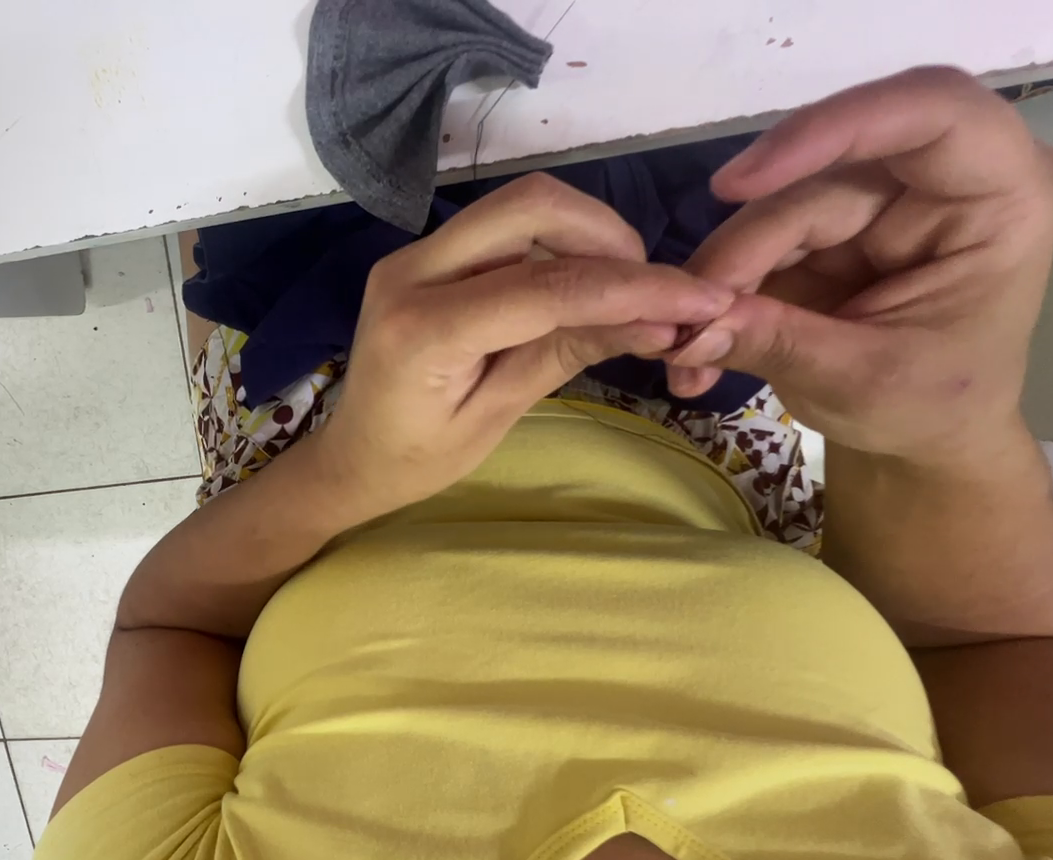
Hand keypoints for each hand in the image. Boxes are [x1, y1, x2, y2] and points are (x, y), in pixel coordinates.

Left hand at [311, 173, 736, 514]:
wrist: (351, 458)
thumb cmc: (415, 460)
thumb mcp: (495, 416)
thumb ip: (567, 353)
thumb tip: (661, 318)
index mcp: (423, 331)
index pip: (546, 286)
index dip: (633, 288)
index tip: (701, 299)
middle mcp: (409, 274)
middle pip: (530, 206)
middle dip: (608, 236)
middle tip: (649, 288)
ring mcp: (409, 258)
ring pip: (517, 208)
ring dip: (582, 236)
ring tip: (619, 292)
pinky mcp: (418, 259)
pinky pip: (498, 229)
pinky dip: (550, 246)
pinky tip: (575, 288)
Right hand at [666, 66, 1052, 468]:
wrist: (919, 434)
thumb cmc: (929, 403)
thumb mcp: (858, 380)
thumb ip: (777, 344)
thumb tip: (687, 331)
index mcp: (992, 197)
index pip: (925, 114)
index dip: (827, 132)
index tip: (731, 188)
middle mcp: (925, 187)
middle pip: (811, 185)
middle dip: (736, 257)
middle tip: (682, 332)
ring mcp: (863, 213)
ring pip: (763, 220)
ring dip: (710, 290)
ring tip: (682, 357)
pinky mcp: (813, 242)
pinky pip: (743, 255)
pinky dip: (709, 304)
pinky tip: (690, 353)